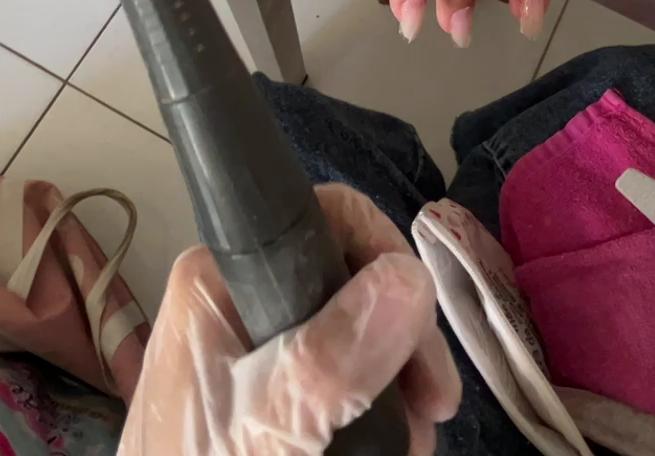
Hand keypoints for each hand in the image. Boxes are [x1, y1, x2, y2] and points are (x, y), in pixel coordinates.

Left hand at [121, 184, 460, 454]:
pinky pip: (333, 369)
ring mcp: (247, 342)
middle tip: (432, 406)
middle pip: (347, 276)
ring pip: (348, 326)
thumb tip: (410, 279)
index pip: (326, 220)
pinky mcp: (259, 386)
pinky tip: (387, 440)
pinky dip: (370, 400)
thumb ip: (330, 359)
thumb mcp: (268, 423)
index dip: (389, 264)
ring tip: (412, 438)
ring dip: (393, 378)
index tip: (423, 336)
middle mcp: (235, 295)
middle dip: (401, 338)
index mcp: (223, 277)